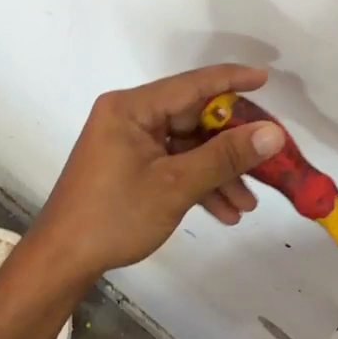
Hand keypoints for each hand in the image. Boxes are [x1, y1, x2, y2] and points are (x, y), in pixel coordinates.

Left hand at [25, 64, 286, 279]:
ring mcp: (129, 143)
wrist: (64, 259)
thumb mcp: (175, 186)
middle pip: (194, 118)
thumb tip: (273, 133)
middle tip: (269, 161)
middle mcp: (130, 117)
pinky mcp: (130, 166)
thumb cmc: (114, 216)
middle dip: (231, 146)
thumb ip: (226, 157)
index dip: (232, 81)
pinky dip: (198, 185)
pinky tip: (225, 213)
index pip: (192, 85)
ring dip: (219, 173)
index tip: (266, 79)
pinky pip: (174, 165)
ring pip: (188, 147)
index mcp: (132, 108)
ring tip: (247, 205)